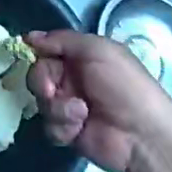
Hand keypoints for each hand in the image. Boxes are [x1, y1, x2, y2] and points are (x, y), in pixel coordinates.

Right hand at [26, 30, 171, 171]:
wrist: (141, 134)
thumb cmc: (123, 85)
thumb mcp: (98, 50)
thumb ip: (63, 40)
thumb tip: (30, 37)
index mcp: (82, 56)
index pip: (48, 49)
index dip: (38, 52)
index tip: (31, 53)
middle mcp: (73, 78)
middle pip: (39, 74)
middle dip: (43, 82)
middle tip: (52, 90)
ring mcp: (70, 106)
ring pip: (42, 101)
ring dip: (58, 107)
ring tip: (81, 114)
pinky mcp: (68, 132)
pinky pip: (49, 125)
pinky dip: (62, 126)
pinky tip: (79, 129)